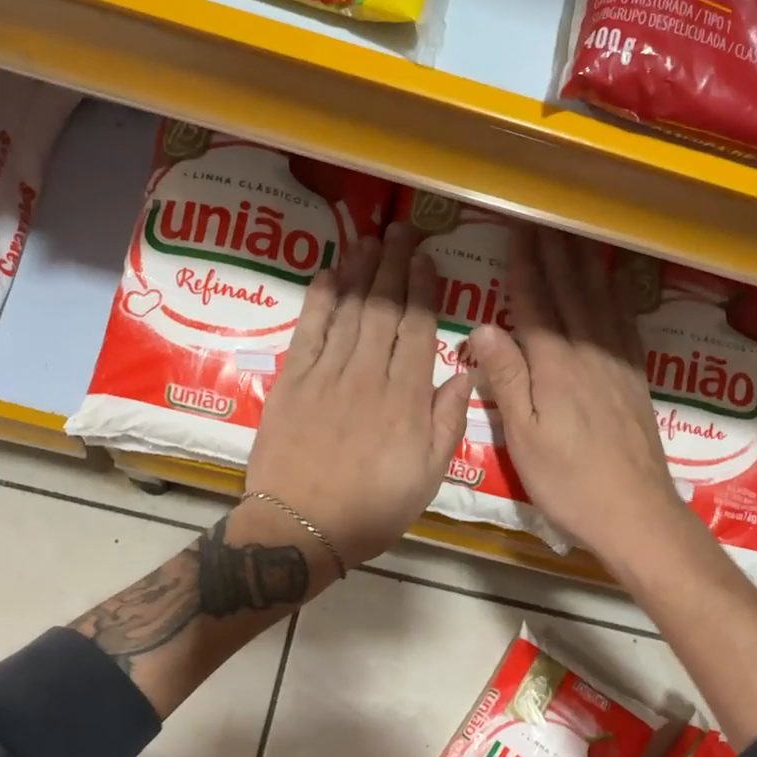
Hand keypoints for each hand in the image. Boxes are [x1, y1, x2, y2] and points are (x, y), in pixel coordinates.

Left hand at [245, 222, 472, 567]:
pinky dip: (320, 298)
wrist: (300, 527)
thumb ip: (447, 423)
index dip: (424, 290)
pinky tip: (330, 273)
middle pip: (385, 309)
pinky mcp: (292, 380)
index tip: (428, 259)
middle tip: (402, 229)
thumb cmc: (372, 510)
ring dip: (362, 271)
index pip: (419, 330)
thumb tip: (463, 373)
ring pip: (350, 310)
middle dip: (396, 265)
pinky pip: (310, 329)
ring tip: (372, 240)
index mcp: (407, 398)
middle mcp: (368, 375)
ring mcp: (327, 374)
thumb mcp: (427, 478)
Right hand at [466, 226, 698, 569]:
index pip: (536, 304)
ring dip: (586, 266)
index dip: (526, 267)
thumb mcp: (523, 436)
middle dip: (556, 254)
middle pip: (571, 293)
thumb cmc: (568, 481)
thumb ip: (506, 378)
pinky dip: (617, 297)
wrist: (635, 511)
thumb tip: (482, 327)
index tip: (518, 231)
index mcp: (555, 366)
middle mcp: (589, 354)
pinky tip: (615, 286)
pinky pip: (625, 325)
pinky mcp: (636, 380)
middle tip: (546, 219)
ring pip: (601, 302)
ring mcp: (618, 365)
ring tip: (577, 236)